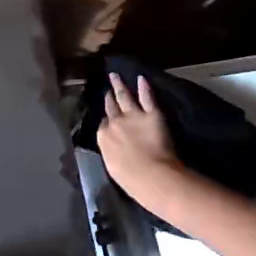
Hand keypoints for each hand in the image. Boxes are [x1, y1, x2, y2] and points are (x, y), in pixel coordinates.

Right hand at [96, 72, 181, 197]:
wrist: (152, 175)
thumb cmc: (131, 179)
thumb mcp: (112, 166)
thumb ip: (110, 151)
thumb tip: (112, 148)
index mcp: (103, 138)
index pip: (103, 125)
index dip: (107, 120)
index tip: (108, 116)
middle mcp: (115, 123)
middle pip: (111, 107)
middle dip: (108, 97)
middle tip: (106, 88)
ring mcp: (133, 116)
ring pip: (124, 97)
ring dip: (119, 85)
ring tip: (115, 75)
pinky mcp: (152, 114)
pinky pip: (147, 97)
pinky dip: (144, 87)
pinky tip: (141, 78)